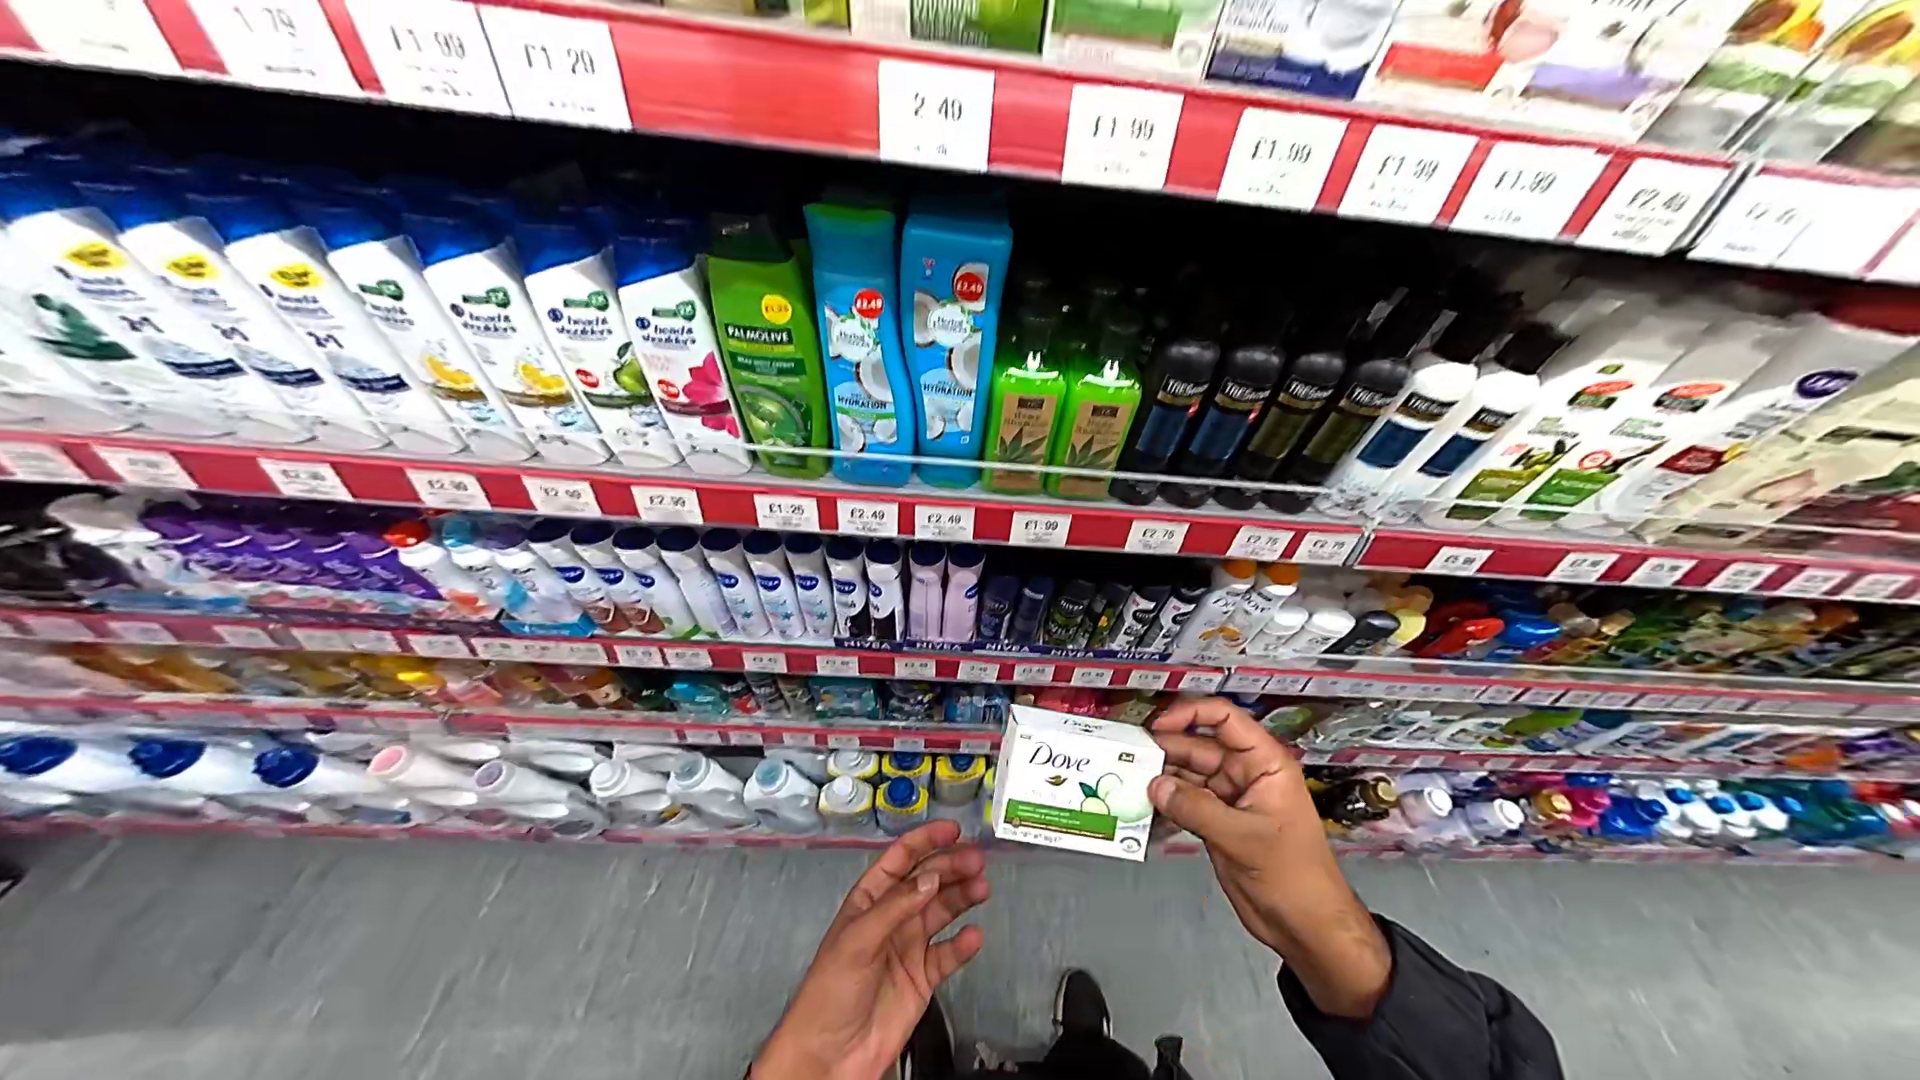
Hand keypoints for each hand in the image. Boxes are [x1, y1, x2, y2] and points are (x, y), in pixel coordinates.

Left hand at [750, 820, 988, 1079]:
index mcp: (871, 899)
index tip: (953, 830)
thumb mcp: (858, 939)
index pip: (901, 859)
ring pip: (942, 911)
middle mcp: (893, 916)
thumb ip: (896, 906)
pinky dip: (963, 945)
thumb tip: (931, 878)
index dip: (926, 840)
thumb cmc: (831, 988)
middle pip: (928, 882)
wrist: (830, 1055)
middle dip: (952, 867)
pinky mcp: (922, 977)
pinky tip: (974, 937)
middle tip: (977, 860)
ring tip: (982, 888)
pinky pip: (948, 955)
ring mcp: (909, 946)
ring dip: (962, 897)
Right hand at [1150, 698, 1390, 1018]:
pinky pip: (1183, 800)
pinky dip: (1164, 801)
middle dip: (1165, 749)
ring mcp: (1227, 797)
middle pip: (1198, 745)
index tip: (1158, 725)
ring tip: (1129, 778)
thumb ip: (1197, 809)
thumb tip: (1155, 785)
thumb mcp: (1245, 838)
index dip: (1191, 714)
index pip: (1225, 719)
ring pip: (1186, 773)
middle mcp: (1243, 773)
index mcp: (1264, 763)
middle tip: (1129, 756)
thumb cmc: (1294, 876)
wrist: (1306, 928)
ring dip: (1160, 776)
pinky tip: (1142, 804)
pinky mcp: (1215, 821)